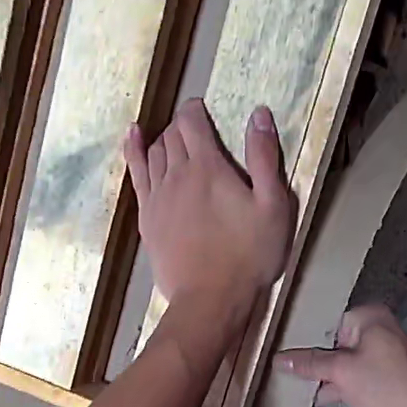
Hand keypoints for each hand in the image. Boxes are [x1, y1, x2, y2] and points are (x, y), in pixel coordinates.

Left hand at [125, 100, 292, 319]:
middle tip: (198, 132)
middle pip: (171, 135)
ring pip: (153, 153)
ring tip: (175, 140)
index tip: (203, 108)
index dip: (195, 109)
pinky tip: (133, 138)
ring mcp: (157, 197)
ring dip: (164, 140)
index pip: (191, 121)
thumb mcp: (273, 207)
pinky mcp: (147, 218)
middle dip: (183, 126)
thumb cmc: (249, 255)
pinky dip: (134, 152)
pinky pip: (136, 175)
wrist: (211, 299)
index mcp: (208, 168)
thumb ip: (264, 159)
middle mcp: (176, 175)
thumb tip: (258, 114)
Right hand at [276, 305, 406, 406]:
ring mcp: (376, 358)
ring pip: (339, 362)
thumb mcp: (341, 370)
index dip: (305, 334)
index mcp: (369, 318)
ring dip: (320, 374)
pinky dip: (332, 387)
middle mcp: (373, 332)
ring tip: (286, 380)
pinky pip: (347, 379)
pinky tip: (309, 396)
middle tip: (277, 363)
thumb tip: (278, 358)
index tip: (279, 344)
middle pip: (333, 341)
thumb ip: (309, 363)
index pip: (327, 320)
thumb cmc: (386, 384)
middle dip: (311, 355)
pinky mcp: (376, 382)